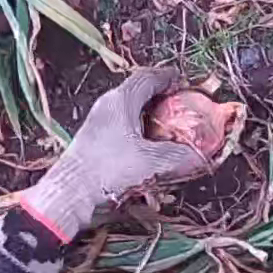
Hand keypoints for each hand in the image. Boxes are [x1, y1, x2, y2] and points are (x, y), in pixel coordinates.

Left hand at [19, 68, 209, 240]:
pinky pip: (121, 128)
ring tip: (167, 131)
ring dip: (148, 118)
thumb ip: (180, 158)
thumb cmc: (108, 170)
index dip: (168, 78)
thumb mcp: (151, 163)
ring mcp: (98, 123)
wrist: (70, 194)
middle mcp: (107, 106)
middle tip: (179, 106)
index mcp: (120, 101)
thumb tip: (203, 158)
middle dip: (160, 99)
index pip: (148, 78)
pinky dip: (138, 133)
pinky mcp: (93, 141)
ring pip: (129, 112)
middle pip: (137, 93)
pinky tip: (146, 152)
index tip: (184, 83)